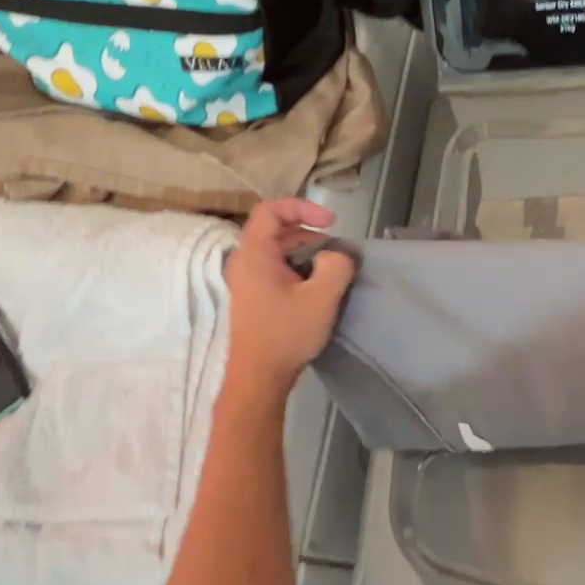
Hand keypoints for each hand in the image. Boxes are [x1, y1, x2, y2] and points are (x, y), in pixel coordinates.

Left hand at [221, 198, 356, 401]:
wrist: (259, 377)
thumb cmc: (286, 334)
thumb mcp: (321, 298)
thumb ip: (336, 266)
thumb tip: (338, 254)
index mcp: (254, 254)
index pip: (271, 210)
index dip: (302, 207)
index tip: (330, 222)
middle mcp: (246, 262)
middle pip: (278, 230)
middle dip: (311, 235)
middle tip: (337, 254)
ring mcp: (249, 280)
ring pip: (280, 251)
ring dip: (308, 255)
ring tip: (332, 274)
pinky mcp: (256, 296)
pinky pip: (278, 269)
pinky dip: (300, 270)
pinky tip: (318, 290)